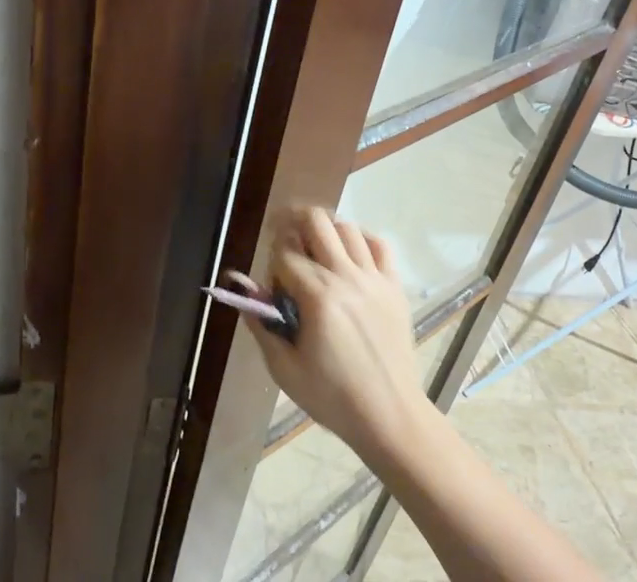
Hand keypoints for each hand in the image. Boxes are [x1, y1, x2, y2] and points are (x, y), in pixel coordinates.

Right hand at [243, 206, 430, 460]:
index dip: (271, 261)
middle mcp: (347, 277)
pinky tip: (348, 256)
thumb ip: (261, 323)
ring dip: (324, 231)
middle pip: (316, 221)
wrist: (390, 416)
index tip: (273, 285)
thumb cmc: (332, 397)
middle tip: (282, 237)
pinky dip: (360, 240)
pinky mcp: (395, 287)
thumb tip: (241, 290)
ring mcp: (375, 279)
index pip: (284, 252)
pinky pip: (379, 245)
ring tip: (314, 250)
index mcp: (318, 296)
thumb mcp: (284, 367)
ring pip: (346, 227)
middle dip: (292, 222)